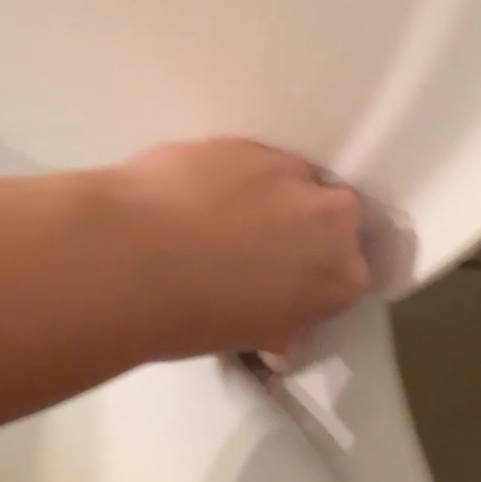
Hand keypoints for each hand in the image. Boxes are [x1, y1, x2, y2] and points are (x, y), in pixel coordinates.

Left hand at [100, 138, 369, 360]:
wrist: (134, 256)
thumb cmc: (194, 316)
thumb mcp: (251, 339)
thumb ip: (280, 327)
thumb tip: (277, 337)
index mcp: (342, 276)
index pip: (346, 275)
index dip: (313, 280)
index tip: (284, 286)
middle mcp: (331, 216)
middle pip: (331, 217)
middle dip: (301, 230)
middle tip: (254, 249)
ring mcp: (287, 171)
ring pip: (291, 182)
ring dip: (267, 197)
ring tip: (215, 219)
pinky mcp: (244, 143)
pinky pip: (250, 163)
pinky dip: (229, 178)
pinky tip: (191, 196)